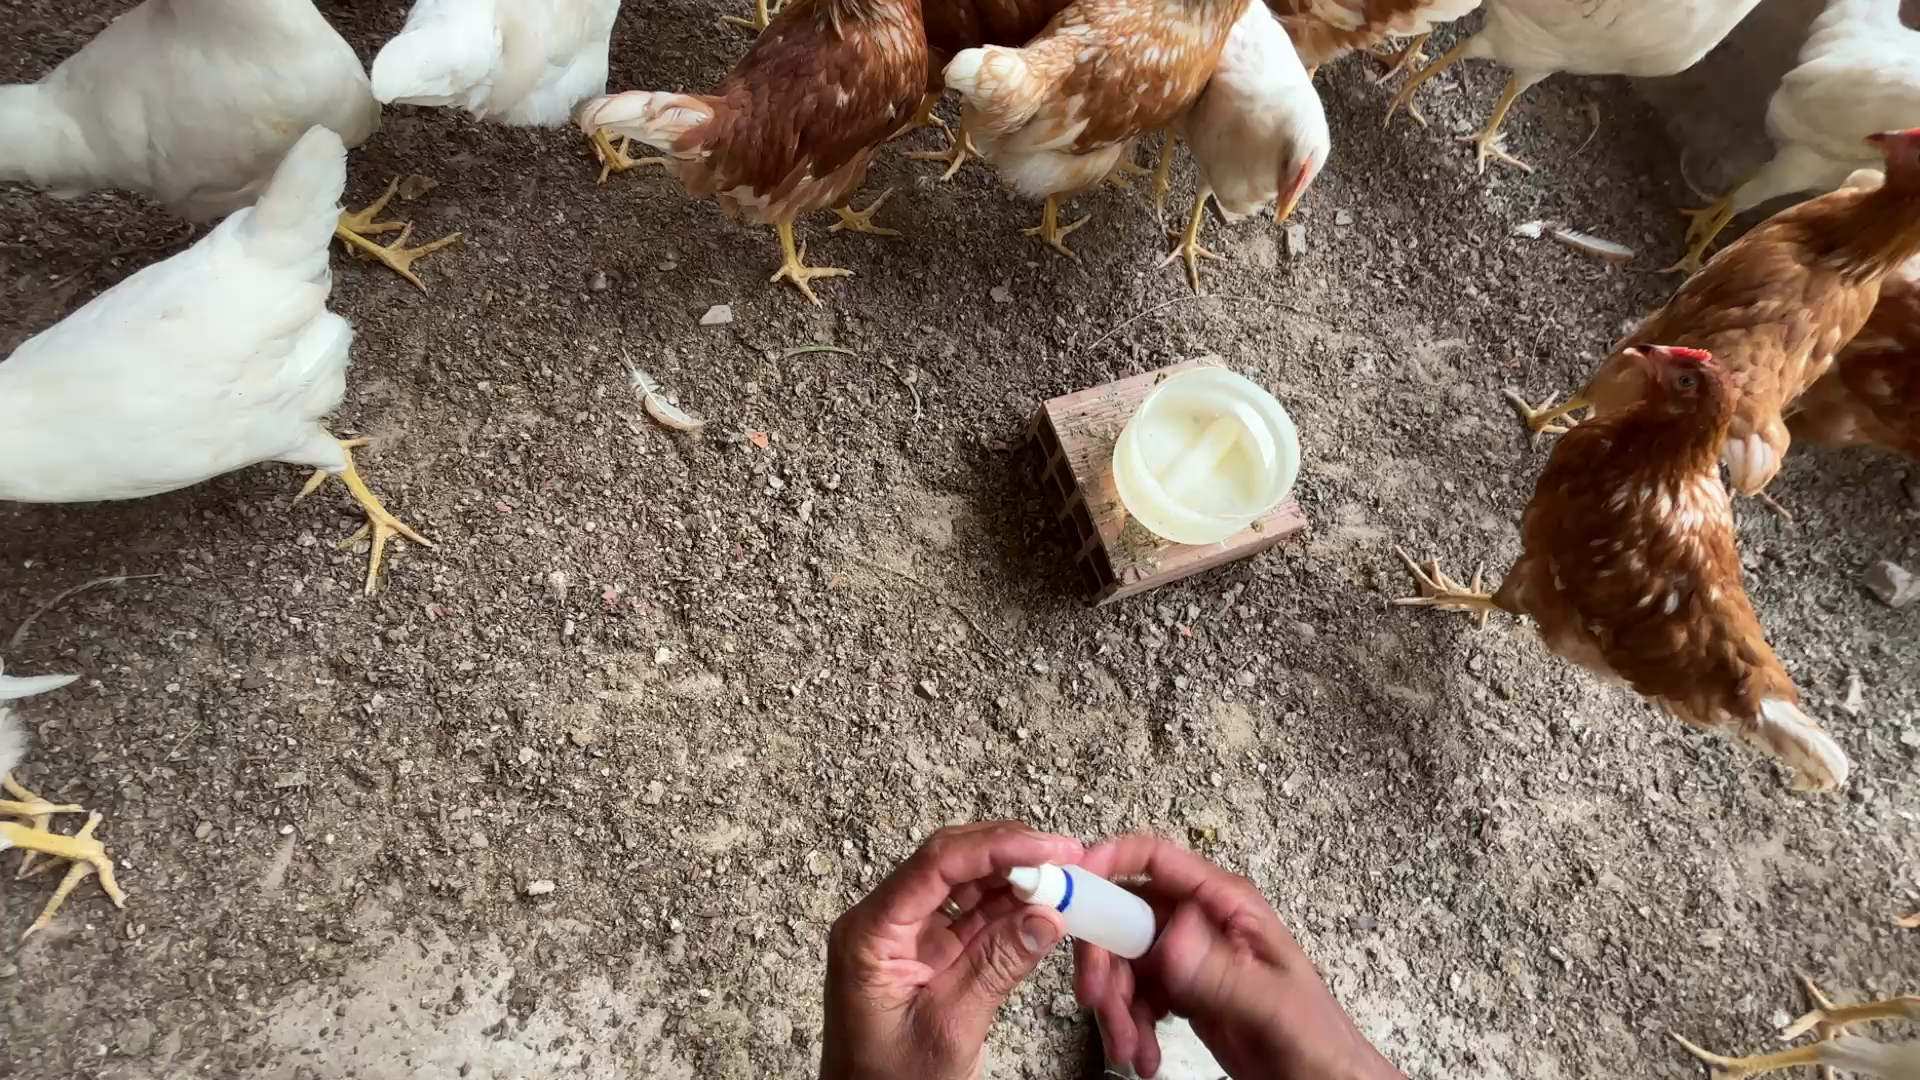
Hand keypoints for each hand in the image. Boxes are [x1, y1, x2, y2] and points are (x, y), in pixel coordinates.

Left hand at [821, 822, 1082, 1079]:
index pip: (936, 864)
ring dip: (1013, 873)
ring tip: (1059, 874)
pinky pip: (971, 910)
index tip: (1044, 847)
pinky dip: (1008, 902)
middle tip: (1061, 853)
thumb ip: (997, 967)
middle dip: (1007, 850)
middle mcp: (886, 917)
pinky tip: (1039, 900)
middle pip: (950, 859)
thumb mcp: (949, 1029)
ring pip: (964, 878)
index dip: (995, 847)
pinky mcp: (928, 945)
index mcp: (871, 930)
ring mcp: (907, 929)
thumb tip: (1046, 916)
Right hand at [1073, 835, 1401, 1079]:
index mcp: (1223, 902)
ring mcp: (1187, 954)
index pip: (1155, 859)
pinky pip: (1135, 993)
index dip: (1109, 860)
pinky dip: (1129, 1023)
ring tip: (1129, 1046)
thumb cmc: (1318, 1043)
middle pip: (1125, 914)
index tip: (1075, 886)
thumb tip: (1167, 935)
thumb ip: (1220, 970)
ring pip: (1123, 958)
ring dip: (1115, 1001)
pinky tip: (1143, 1055)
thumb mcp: (1272, 1006)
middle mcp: (1198, 920)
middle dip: (1104, 956)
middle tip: (1097, 999)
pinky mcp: (1181, 988)